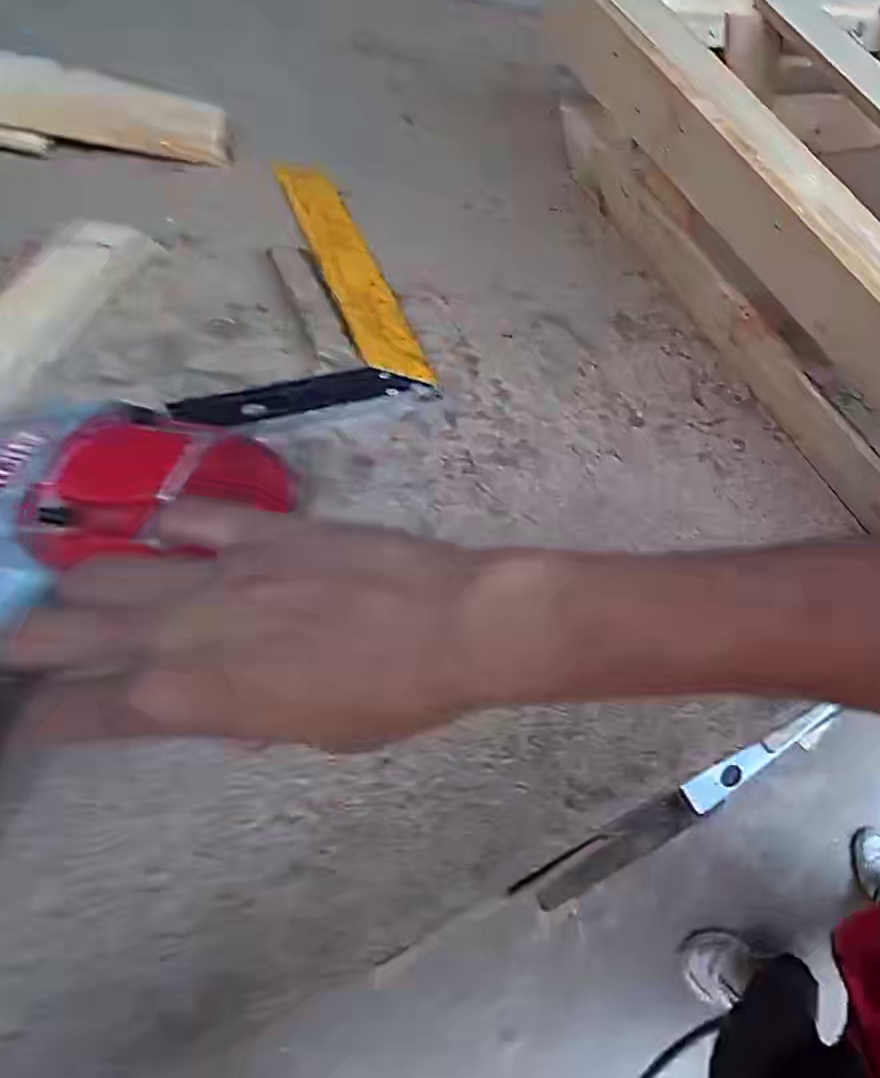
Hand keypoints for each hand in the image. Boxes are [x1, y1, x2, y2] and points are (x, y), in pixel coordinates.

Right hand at [4, 500, 494, 750]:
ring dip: (96, 585)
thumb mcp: (331, 734)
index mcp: (181, 702)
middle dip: (37, 643)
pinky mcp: (272, 530)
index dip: (50, 714)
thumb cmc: (411, 692)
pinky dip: (177, 524)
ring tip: (121, 590)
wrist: (467, 626)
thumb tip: (239, 714)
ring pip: (96, 570)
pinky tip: (189, 535)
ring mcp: (219, 574)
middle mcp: (173, 635)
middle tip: (58, 645)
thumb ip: (265, 722)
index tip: (63, 709)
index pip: (62, 714)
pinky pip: (191, 515)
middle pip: (44, 633)